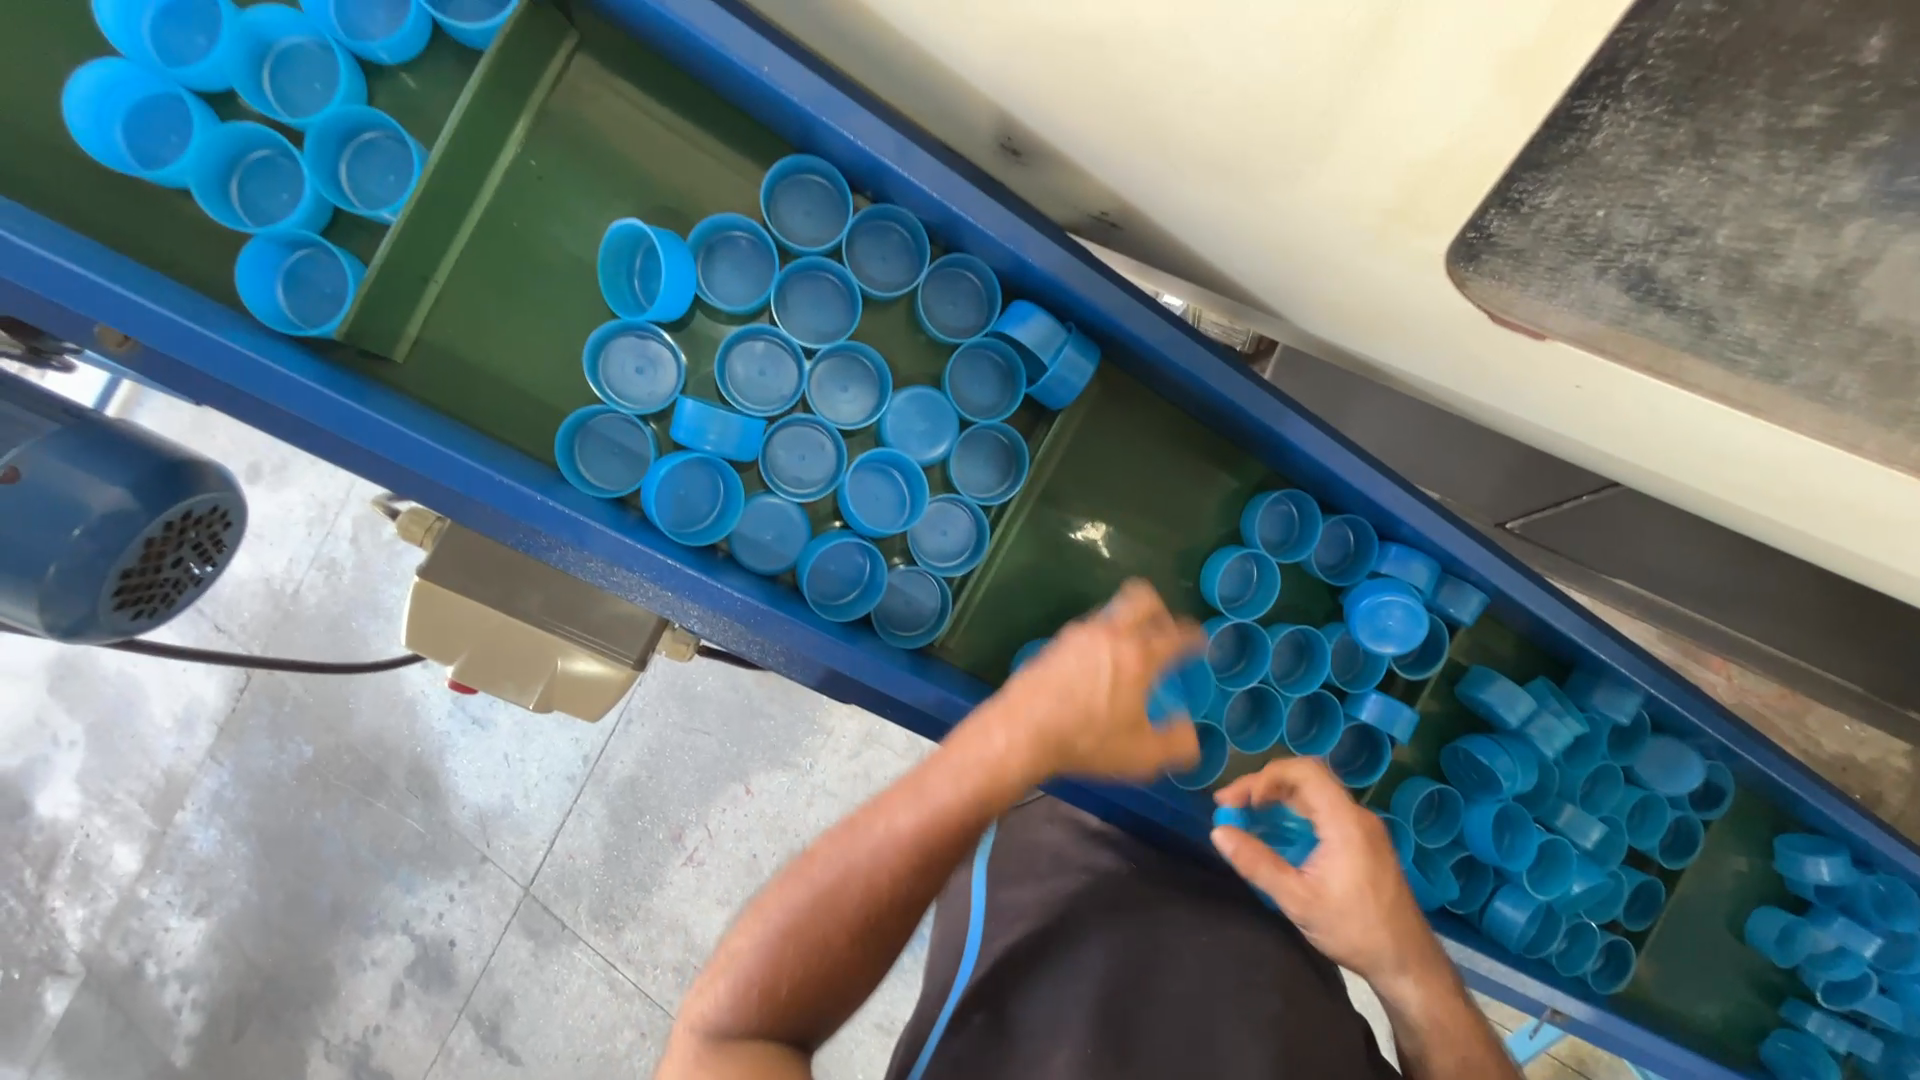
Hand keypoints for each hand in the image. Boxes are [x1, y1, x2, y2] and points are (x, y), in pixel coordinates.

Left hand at [973, 579, 1205, 783]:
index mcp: (1139, 655)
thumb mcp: (1143, 755)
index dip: (1195, 636)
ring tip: (1130, 654)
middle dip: (1160, 610)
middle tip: (1165, 632)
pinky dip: (1102, 639)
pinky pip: (1088, 629)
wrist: (1020, 731)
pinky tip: (1097, 667)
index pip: (1177, 633)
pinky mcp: (1054, 643)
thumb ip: (1177, 742)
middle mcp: (1110, 633)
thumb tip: (1188, 728)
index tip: (1200, 643)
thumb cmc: (1086, 742)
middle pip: (1142, 598)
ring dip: (1127, 624)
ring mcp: (1078, 634)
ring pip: (1112, 611)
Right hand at [1211, 757, 1446, 990]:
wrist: (1408, 964)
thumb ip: (1257, 864)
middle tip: (1230, 805)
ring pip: (1313, 795)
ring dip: (1276, 799)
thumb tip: (1218, 832)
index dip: (1265, 778)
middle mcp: (1357, 816)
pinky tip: (1275, 833)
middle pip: (1305, 779)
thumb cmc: (1355, 931)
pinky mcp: (1363, 842)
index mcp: (1345, 822)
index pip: (1303, 772)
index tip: (1237, 801)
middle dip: (1263, 786)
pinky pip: (1323, 812)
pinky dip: (1293, 814)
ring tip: (1245, 816)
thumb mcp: (1298, 901)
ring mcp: (1362, 828)